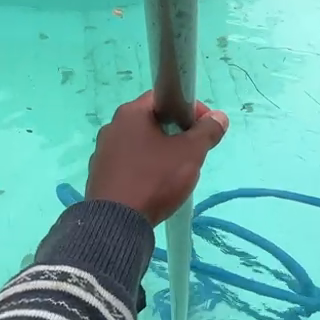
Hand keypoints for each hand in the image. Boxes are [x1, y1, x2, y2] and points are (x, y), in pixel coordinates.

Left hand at [85, 92, 228, 225]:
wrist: (116, 222)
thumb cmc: (154, 179)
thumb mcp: (190, 154)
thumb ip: (207, 132)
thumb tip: (219, 117)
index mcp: (130, 113)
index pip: (164, 97)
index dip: (189, 109)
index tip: (204, 128)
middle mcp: (112, 127)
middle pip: (152, 122)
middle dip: (176, 134)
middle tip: (193, 154)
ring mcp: (102, 152)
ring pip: (140, 145)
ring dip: (159, 153)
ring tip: (175, 175)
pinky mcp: (99, 175)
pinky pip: (128, 165)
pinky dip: (143, 170)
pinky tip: (154, 188)